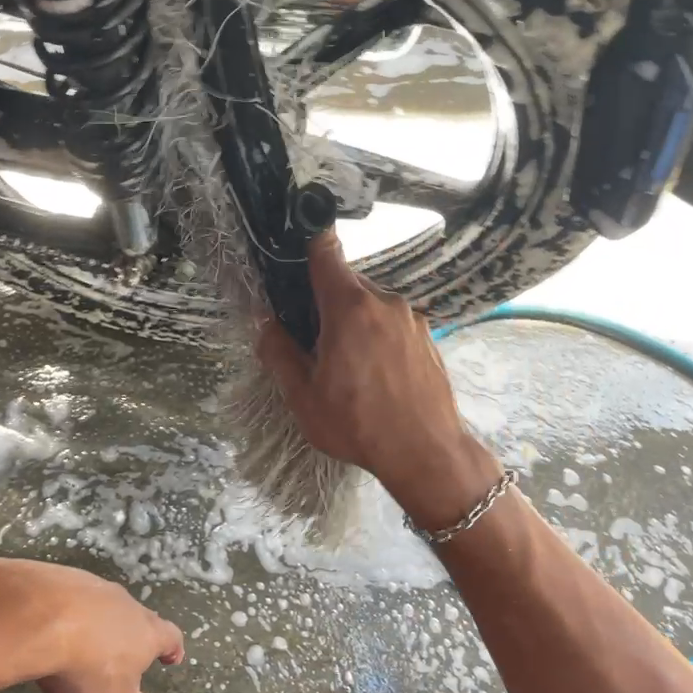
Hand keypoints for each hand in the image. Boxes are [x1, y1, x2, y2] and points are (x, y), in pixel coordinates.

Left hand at [0, 559, 183, 692]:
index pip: (169, 637)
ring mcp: (89, 585)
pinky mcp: (56, 576)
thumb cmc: (85, 668)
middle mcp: (123, 602)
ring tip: (84, 637)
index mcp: (146, 632)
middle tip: (125, 648)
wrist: (34, 618)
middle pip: (136, 615)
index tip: (171, 657)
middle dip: (132, 632)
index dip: (171, 648)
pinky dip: (64, 608)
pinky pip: (66, 593)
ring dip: (96, 619)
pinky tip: (50, 621)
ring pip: (100, 602)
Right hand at [254, 230, 502, 527]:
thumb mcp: (302, 396)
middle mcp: (384, 303)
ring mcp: (411, 319)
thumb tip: (264, 324)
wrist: (425, 452)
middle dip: (324, 306)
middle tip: (311, 346)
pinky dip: (374, 340)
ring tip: (343, 371)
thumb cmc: (357, 425)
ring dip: (350, 326)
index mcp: (349, 309)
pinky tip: (371, 377)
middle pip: (345, 286)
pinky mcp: (427, 337)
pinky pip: (390, 325)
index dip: (308, 242)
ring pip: (368, 308)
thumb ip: (278, 353)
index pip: (325, 255)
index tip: (296, 240)